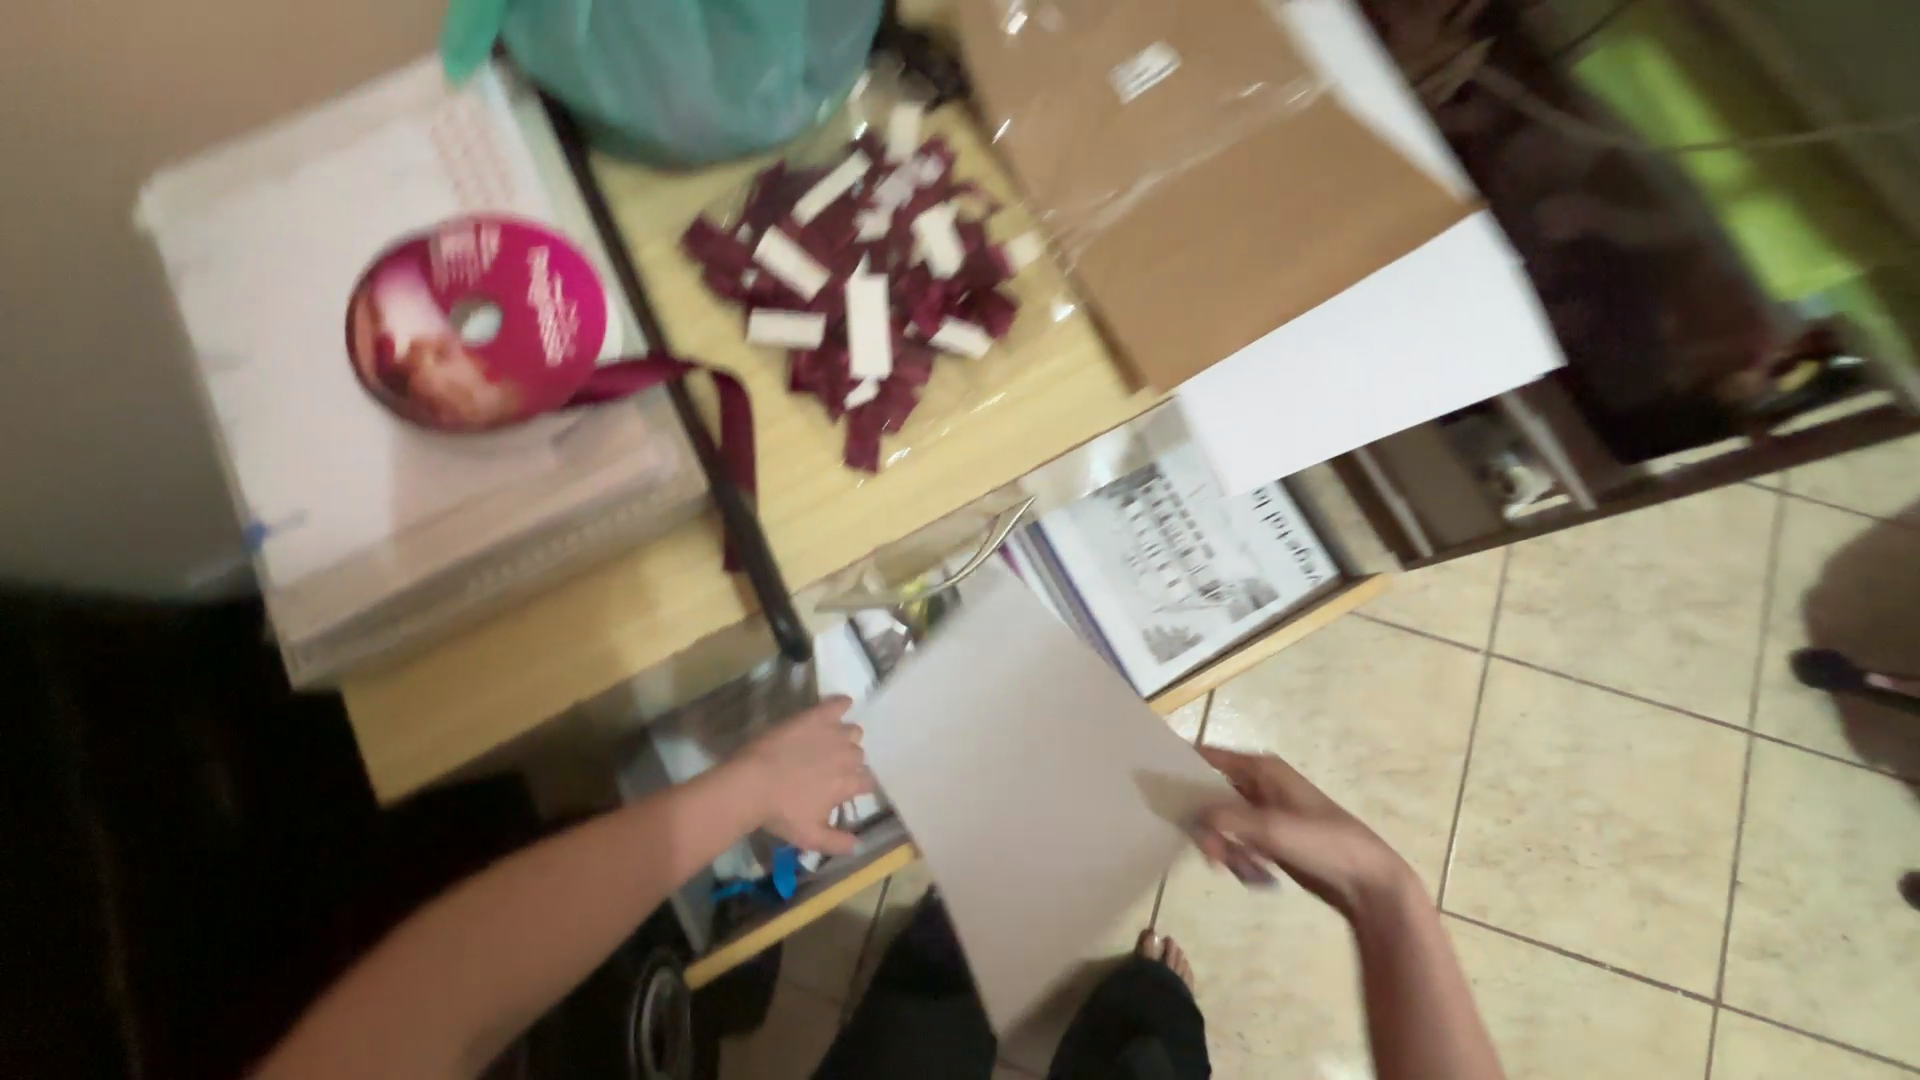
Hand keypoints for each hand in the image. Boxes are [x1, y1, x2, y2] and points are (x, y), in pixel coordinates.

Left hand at [732, 697, 872, 856]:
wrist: (752, 783)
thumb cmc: (780, 813)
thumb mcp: (810, 837)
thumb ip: (837, 842)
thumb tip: (859, 846)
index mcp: (847, 783)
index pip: (867, 782)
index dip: (857, 784)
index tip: (846, 788)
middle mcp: (847, 756)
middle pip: (859, 756)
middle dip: (849, 762)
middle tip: (829, 768)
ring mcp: (832, 734)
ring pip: (852, 732)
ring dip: (845, 738)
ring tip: (829, 743)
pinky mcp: (815, 717)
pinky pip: (837, 705)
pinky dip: (841, 704)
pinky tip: (842, 704)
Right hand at [1194, 747, 1415, 919]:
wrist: (1369, 882)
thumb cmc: (1323, 843)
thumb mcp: (1271, 828)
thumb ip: (1226, 819)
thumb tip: (1194, 815)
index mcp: (1260, 769)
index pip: (1206, 757)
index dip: (1181, 768)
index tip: (1157, 791)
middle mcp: (1258, 783)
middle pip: (1210, 795)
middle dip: (1207, 826)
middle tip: (1212, 854)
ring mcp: (1264, 812)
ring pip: (1222, 823)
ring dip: (1224, 847)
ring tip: (1243, 870)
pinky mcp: (1269, 838)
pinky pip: (1237, 842)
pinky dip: (1239, 858)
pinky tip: (1255, 876)